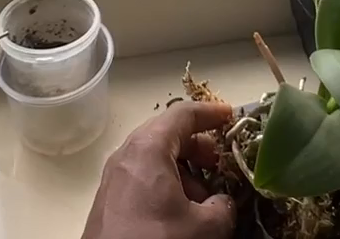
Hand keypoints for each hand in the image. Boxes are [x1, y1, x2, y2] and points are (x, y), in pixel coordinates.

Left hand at [81, 101, 237, 238]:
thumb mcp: (203, 229)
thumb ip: (222, 209)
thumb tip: (222, 203)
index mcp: (149, 147)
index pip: (183, 114)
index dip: (210, 112)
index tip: (230, 116)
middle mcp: (127, 154)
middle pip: (167, 134)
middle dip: (197, 145)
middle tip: (219, 163)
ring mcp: (115, 177)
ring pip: (155, 159)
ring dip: (183, 171)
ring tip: (203, 199)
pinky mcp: (109, 201)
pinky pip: (143, 179)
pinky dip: (166, 186)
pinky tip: (180, 214)